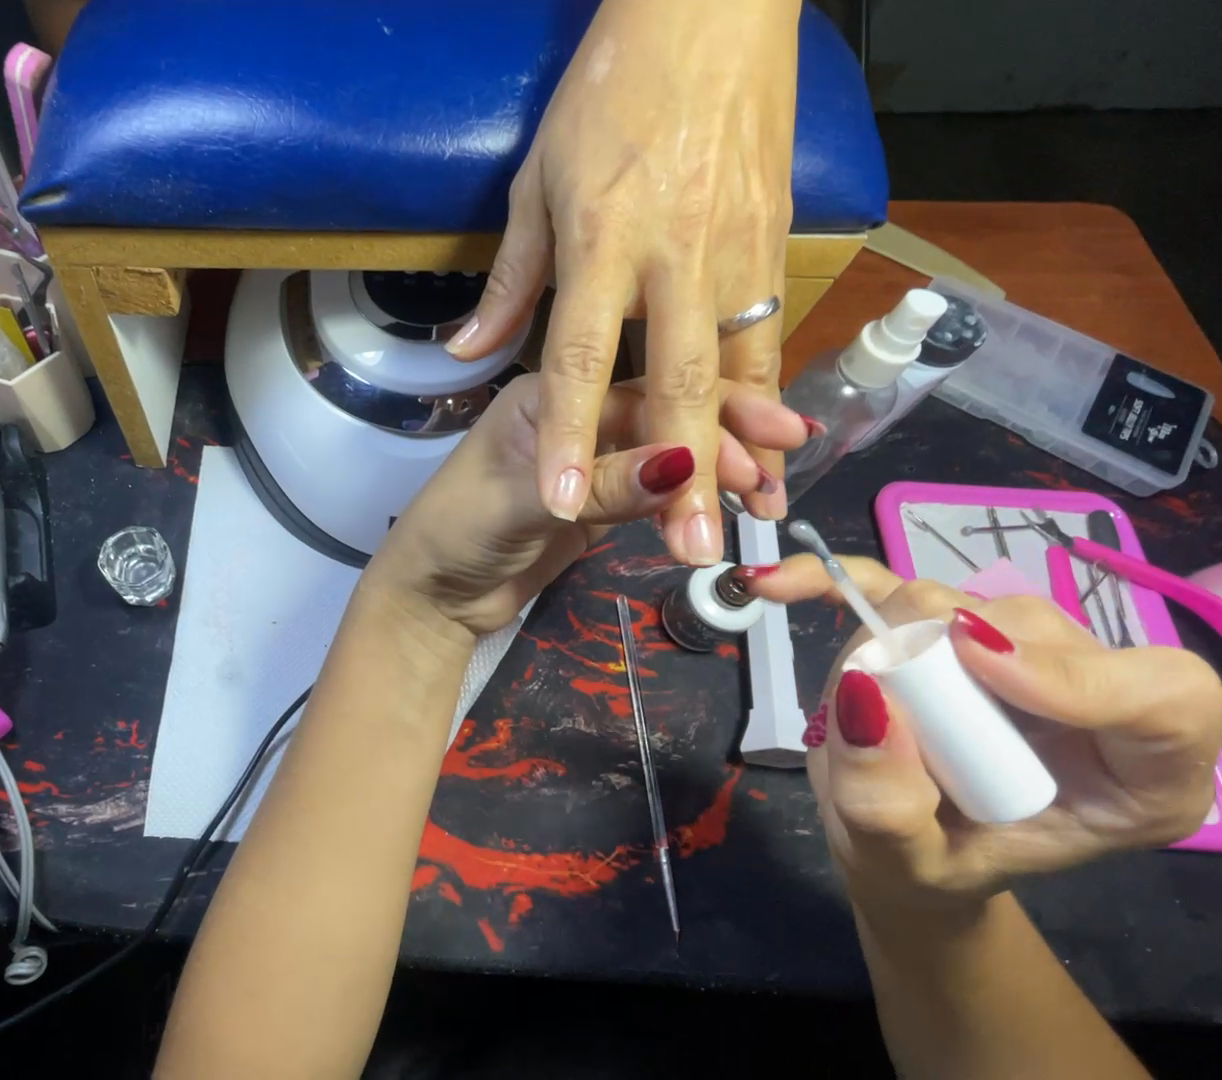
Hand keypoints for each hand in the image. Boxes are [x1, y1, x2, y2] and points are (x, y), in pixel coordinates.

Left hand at [367, 374, 805, 638]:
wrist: (433, 592)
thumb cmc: (455, 531)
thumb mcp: (519, 502)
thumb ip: (599, 487)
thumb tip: (688, 466)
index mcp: (547, 391)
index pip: (639, 390)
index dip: (703, 412)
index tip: (769, 434)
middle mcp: (574, 414)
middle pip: (662, 413)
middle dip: (727, 433)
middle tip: (788, 455)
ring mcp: (590, 456)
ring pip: (666, 451)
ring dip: (717, 468)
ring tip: (768, 492)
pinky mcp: (599, 498)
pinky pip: (655, 489)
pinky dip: (692, 498)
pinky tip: (733, 505)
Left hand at [447, 0, 802, 561]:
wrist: (714, 4)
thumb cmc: (608, 93)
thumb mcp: (536, 181)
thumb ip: (509, 282)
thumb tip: (465, 352)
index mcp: (599, 238)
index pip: (579, 357)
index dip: (571, 435)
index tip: (563, 503)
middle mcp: (671, 255)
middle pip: (675, 382)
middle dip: (682, 475)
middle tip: (688, 550)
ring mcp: (733, 250)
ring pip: (736, 370)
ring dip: (739, 453)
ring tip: (741, 523)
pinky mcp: (775, 241)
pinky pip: (766, 339)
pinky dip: (765, 401)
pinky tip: (769, 451)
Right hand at [744, 556, 1221, 913]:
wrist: (902, 845)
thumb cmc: (923, 869)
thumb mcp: (905, 863)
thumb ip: (888, 803)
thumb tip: (864, 691)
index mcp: (1133, 775)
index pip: (1159, 694)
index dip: (1073, 669)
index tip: (972, 660)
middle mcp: (1084, 698)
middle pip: (1034, 630)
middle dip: (944, 651)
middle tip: (875, 691)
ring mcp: (1008, 652)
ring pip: (959, 600)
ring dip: (888, 632)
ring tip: (846, 701)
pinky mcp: (938, 627)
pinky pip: (890, 582)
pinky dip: (831, 578)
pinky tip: (776, 583)